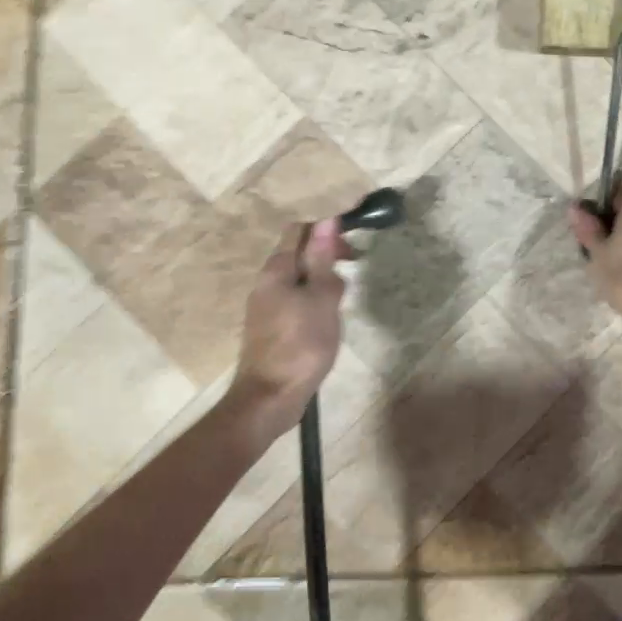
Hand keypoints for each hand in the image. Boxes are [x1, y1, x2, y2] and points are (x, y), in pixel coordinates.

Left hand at [235, 218, 350, 411]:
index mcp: (276, 271)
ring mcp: (266, 306)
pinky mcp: (272, 326)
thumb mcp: (320, 298)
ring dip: (323, 276)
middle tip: (355, 261)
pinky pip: (296, 297)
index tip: (354, 230)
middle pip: (298, 252)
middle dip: (327, 251)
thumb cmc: (300, 345)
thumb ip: (322, 260)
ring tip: (344, 290)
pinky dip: (315, 295)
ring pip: (299, 277)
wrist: (270, 399)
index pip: (300, 230)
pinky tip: (329, 313)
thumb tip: (327, 221)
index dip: (326, 224)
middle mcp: (266, 282)